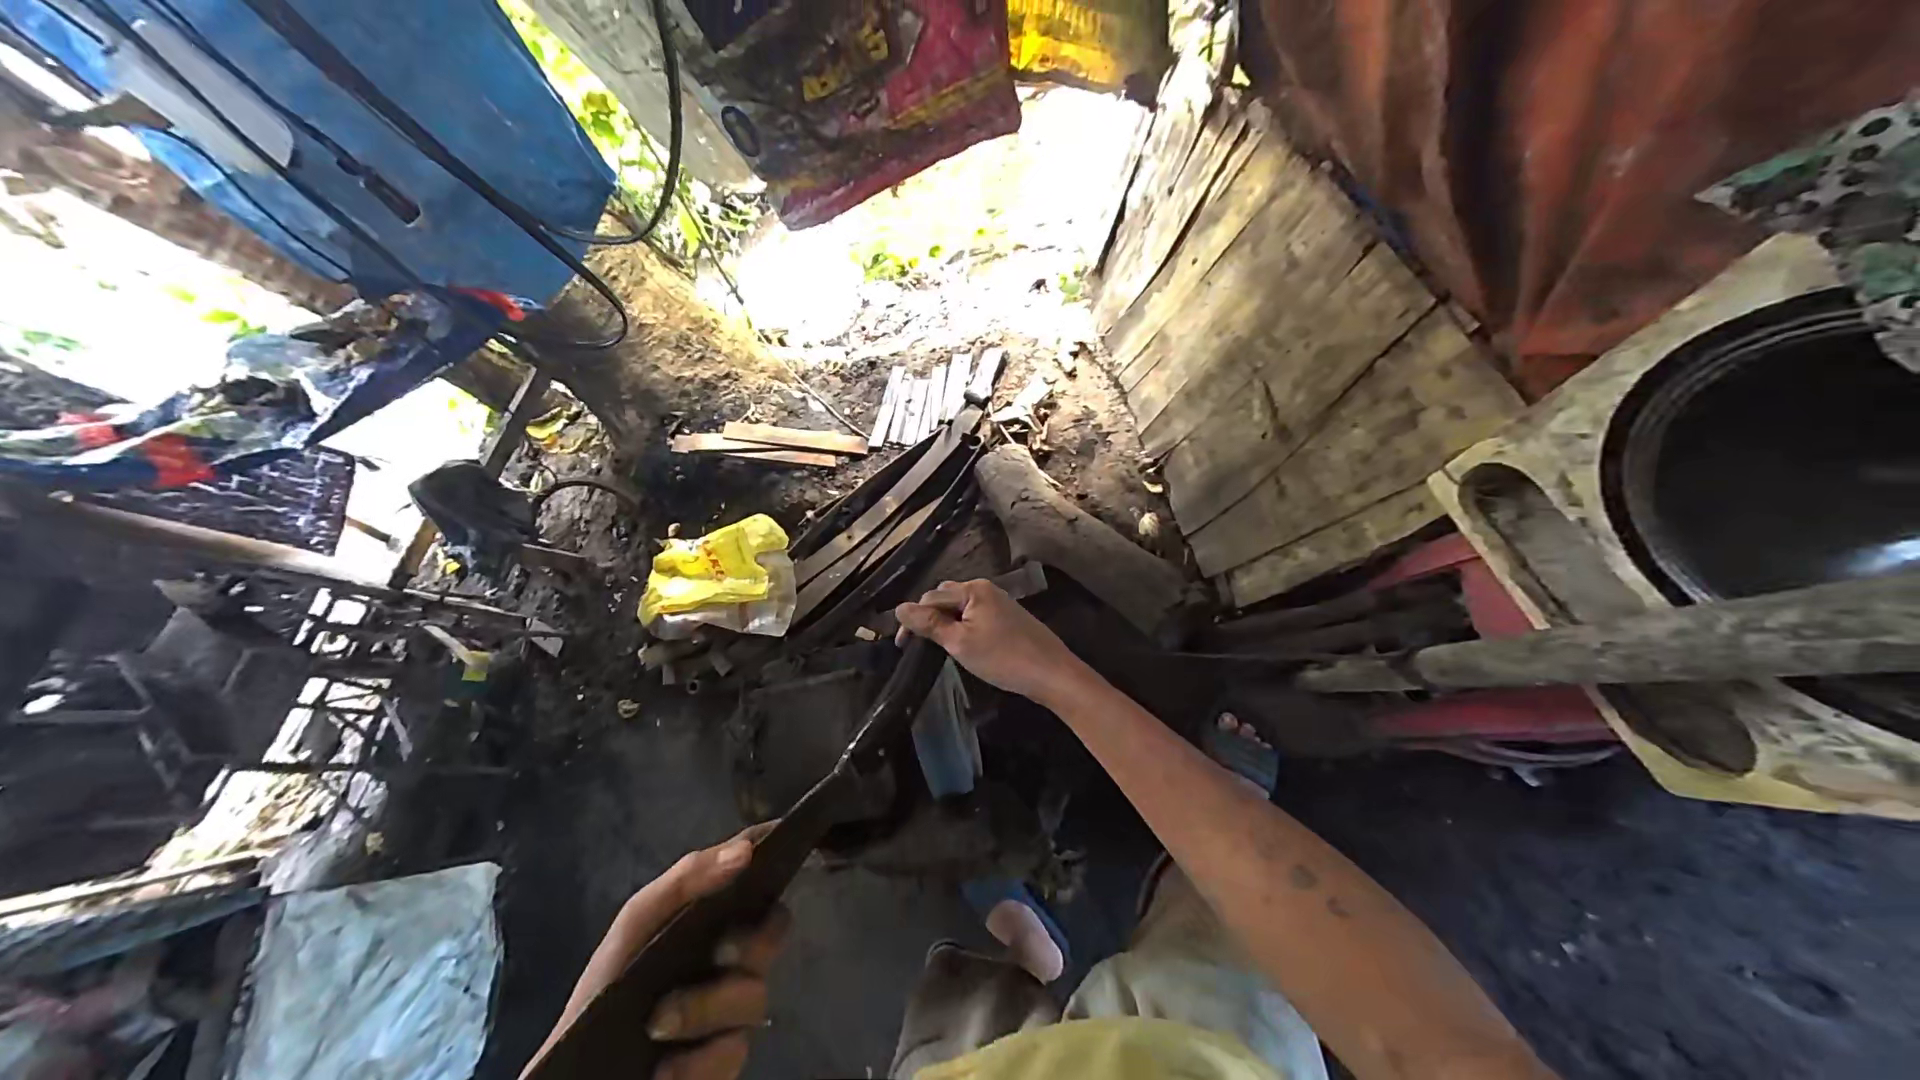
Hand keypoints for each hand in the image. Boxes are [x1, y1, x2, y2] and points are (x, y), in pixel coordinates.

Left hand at [522, 825, 788, 1079]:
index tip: (784, 842)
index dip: (776, 855)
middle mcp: (736, 954)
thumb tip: (746, 851)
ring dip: (705, 1008)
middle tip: (720, 954)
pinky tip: (665, 1067)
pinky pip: (734, 1052)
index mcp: (718, 914)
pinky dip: (698, 1062)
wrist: (578, 1071)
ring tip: (658, 1024)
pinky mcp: (723, 1061)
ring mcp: (733, 1010)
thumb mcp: (638, 922)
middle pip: (776, 930)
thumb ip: (687, 880)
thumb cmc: (607, 985)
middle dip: (752, 942)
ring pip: (755, 995)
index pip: (760, 876)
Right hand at [893, 578, 1091, 705]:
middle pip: (944, 597)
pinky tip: (960, 643)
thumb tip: (899, 608)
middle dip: (927, 617)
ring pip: (960, 606)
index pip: (930, 598)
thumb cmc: (1002, 658)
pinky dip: (961, 625)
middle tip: (915, 645)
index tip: (900, 646)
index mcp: (973, 589)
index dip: (912, 619)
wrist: (1051, 673)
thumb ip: (929, 624)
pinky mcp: (1007, 617)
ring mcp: (999, 602)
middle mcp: (985, 588)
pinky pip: (974, 614)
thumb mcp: (960, 642)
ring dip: (944, 621)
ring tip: (935, 645)